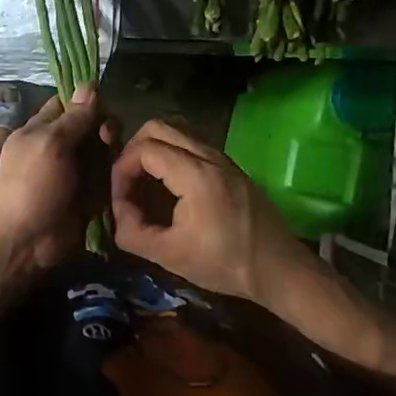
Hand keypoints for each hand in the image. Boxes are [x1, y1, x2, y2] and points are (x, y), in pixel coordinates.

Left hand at [0, 86, 114, 271]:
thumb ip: (72, 117)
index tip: (104, 103)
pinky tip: (125, 175)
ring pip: (104, 152)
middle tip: (108, 138)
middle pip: (92, 126)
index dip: (87, 100)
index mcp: (41, 130)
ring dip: (112, 153)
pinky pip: (108, 178)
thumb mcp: (49, 144)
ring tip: (117, 161)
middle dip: (104, 128)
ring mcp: (75, 172)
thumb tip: (89, 85)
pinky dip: (116, 176)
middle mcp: (59, 148)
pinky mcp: (89, 195)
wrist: (27, 241)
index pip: (68, 103)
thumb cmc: (30, 186)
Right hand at [109, 120, 312, 302]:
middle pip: (159, 126)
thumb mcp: (169, 255)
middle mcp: (210, 156)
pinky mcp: (231, 167)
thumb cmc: (224, 263)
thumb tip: (118, 213)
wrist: (278, 268)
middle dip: (134, 150)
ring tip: (145, 182)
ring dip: (154, 149)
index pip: (144, 149)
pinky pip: (193, 144)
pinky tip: (169, 188)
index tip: (119, 198)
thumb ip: (133, 232)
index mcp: (196, 174)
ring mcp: (224, 158)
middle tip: (128, 183)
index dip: (122, 169)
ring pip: (178, 131)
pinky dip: (172, 154)